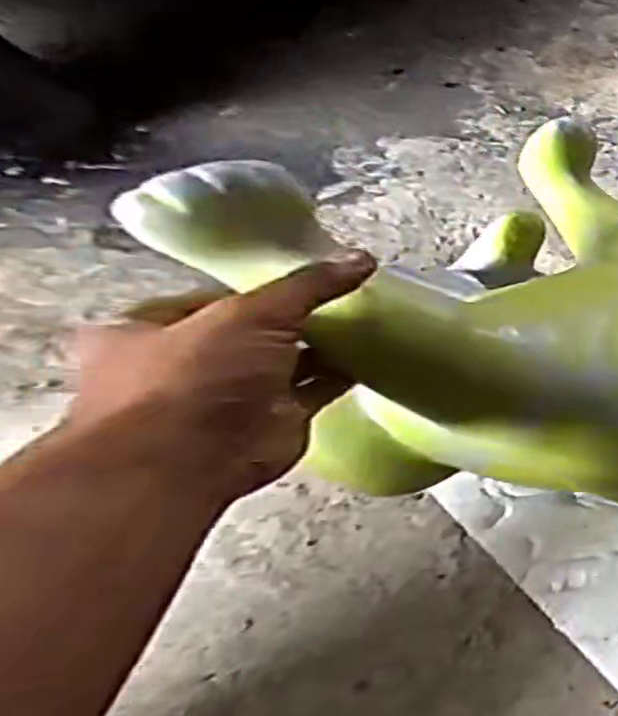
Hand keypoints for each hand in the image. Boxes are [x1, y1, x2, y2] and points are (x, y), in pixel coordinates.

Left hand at [64, 252, 375, 501]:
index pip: (215, 298)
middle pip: (256, 330)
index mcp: (147, 329)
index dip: (263, 288)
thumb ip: (307, 287)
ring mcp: (232, 393)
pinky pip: (317, 388)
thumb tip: (361, 258)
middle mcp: (186, 361)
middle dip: (299, 319)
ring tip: (369, 325)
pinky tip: (372, 357)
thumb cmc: (193, 377)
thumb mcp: (250, 314)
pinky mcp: (276, 417)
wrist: (191, 457)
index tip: (312, 280)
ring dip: (324, 347)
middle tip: (348, 301)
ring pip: (288, 360)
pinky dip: (343, 374)